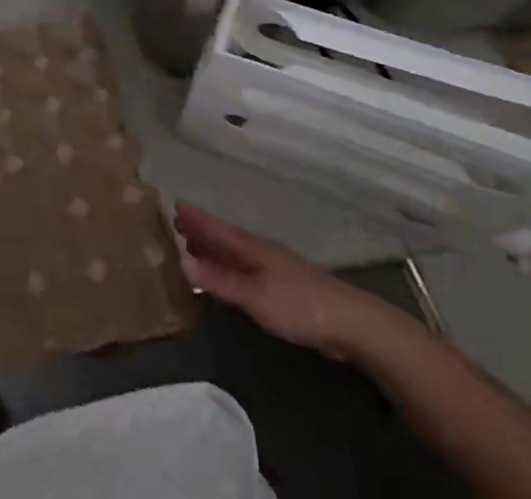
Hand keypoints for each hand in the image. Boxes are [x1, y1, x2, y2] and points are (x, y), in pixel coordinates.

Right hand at [172, 201, 419, 363]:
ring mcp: (275, 269)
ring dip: (213, 249)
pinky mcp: (284, 288)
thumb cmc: (300, 305)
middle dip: (201, 230)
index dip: (195, 218)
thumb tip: (180, 261)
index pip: (216, 227)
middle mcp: (260, 252)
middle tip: (176, 224)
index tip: (174, 204)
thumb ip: (218, 280)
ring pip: (235, 253)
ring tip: (193, 247)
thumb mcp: (253, 295)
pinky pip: (245, 269)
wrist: (356, 325)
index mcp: (251, 248)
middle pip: (224, 237)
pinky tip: (226, 277)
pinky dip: (228, 266)